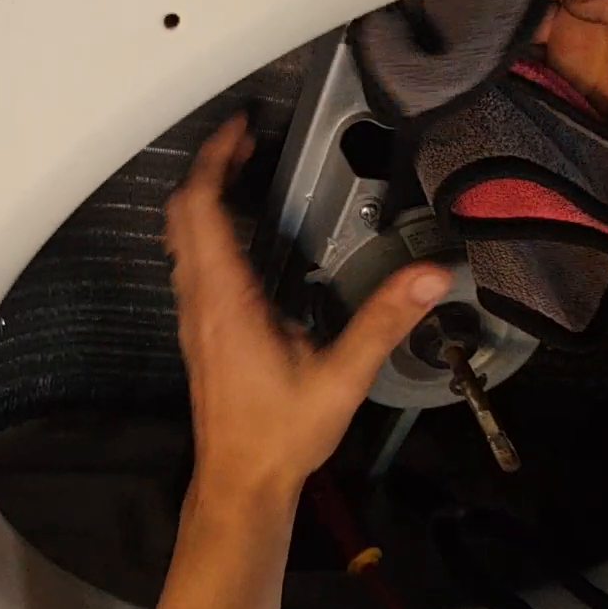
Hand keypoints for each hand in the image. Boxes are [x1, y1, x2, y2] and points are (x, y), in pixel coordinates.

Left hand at [164, 117, 453, 504]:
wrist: (239, 478)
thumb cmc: (280, 433)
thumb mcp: (340, 377)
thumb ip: (384, 321)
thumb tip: (428, 276)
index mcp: (227, 299)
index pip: (202, 210)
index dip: (215, 160)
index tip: (239, 129)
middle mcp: (200, 298)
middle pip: (183, 211)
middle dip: (209, 166)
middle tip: (244, 140)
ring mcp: (192, 311)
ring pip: (179, 233)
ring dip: (203, 193)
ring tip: (239, 169)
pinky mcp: (197, 324)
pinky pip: (186, 256)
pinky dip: (202, 224)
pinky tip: (235, 228)